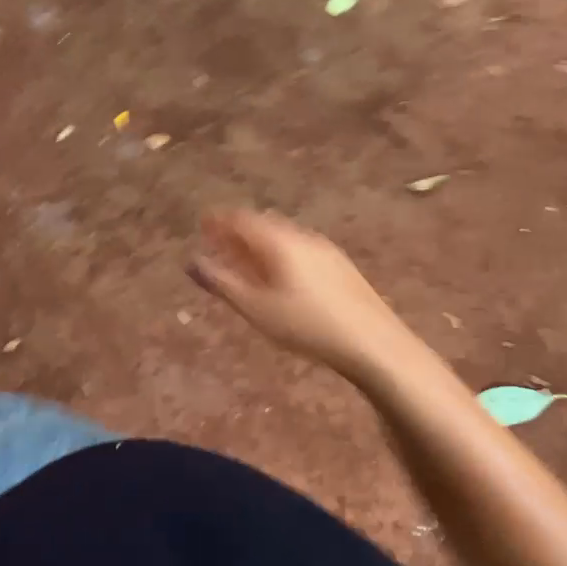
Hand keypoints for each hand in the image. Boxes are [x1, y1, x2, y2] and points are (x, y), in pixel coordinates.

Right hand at [187, 210, 414, 379]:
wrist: (374, 345)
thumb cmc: (306, 325)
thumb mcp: (255, 308)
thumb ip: (221, 283)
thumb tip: (192, 263)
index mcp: (279, 243)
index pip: (243, 220)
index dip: (219, 221)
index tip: (201, 225)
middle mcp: (303, 239)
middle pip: (264, 226)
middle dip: (238, 234)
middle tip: (219, 245)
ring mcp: (326, 253)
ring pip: (284, 240)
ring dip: (259, 247)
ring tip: (244, 265)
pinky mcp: (341, 269)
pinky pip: (300, 252)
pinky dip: (279, 257)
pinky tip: (278, 280)